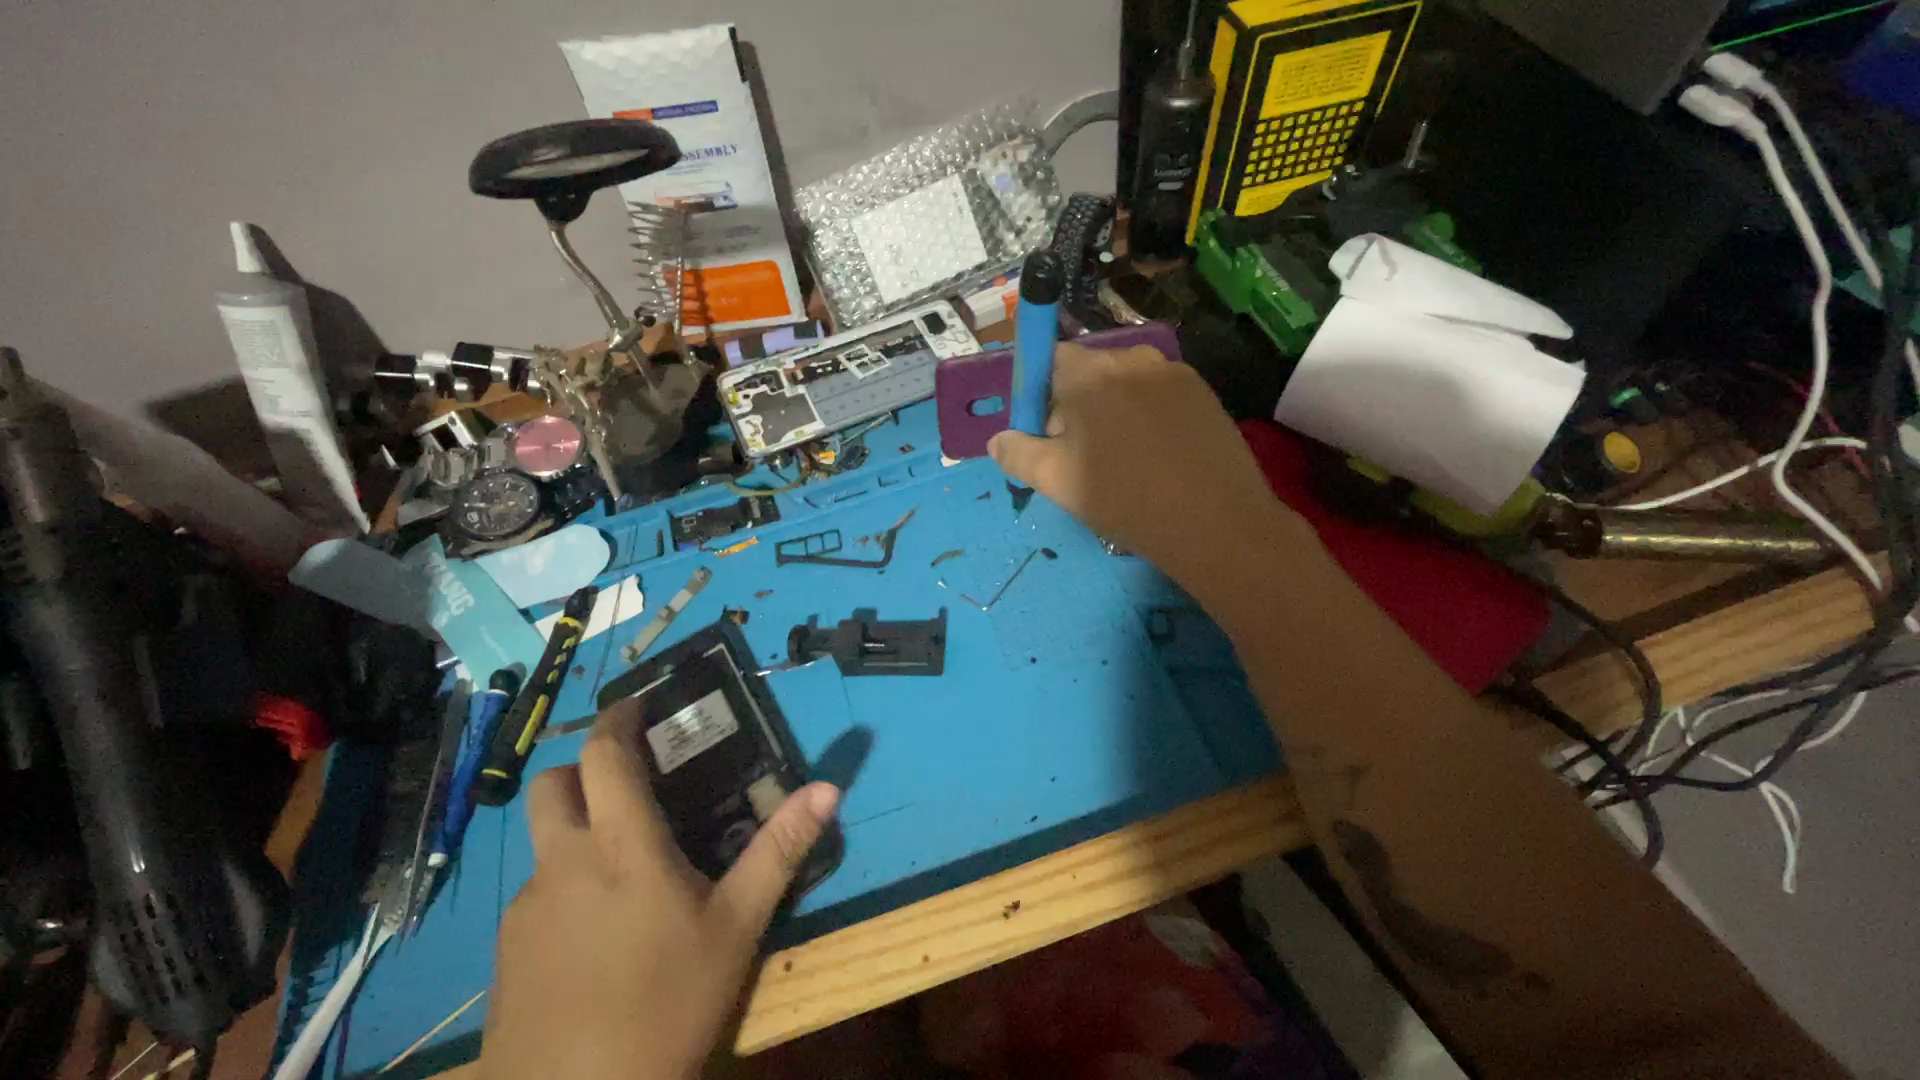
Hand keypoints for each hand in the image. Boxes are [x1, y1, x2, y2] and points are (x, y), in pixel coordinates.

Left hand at [481, 700, 839, 1079]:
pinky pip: (536, 895)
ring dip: (575, 831)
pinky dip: (565, 887)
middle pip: (551, 785)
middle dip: (583, 768)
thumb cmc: (668, 1005)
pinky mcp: (506, 952)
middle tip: (627, 784)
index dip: (615, 719)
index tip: (636, 704)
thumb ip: (779, 851)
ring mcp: (527, 909)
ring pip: (543, 844)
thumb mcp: (738, 928)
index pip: (602, 756)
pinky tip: (597, 937)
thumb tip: (827, 787)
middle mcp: (563, 863)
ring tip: (623, 871)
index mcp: (621, 846)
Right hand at [989, 343, 1308, 586]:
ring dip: (1115, 410)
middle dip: (1077, 405)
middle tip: (1082, 457)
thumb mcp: (1057, 483)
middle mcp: (1131, 359)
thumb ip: (1018, 454)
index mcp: (1089, 374)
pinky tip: (1159, 457)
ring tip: (1125, 460)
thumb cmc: (1125, 500)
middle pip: (1088, 372)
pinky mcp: (1203, 391)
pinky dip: (1149, 416)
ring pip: (1126, 384)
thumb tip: (999, 440)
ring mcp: (1173, 372)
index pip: (1050, 360)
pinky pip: (1159, 394)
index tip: (1046, 434)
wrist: (1215, 523)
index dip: (1041, 394)